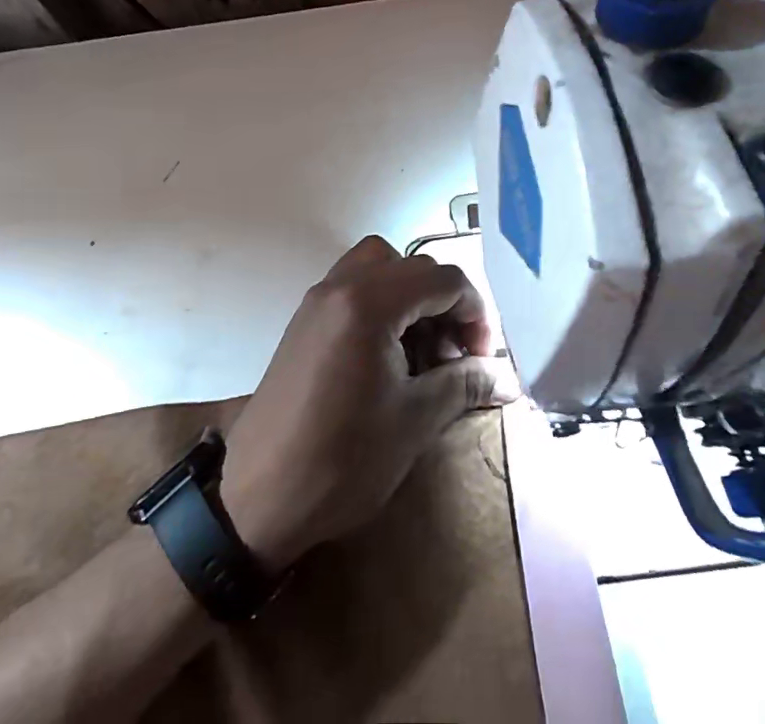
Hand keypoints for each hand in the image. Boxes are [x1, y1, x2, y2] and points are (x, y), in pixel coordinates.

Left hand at [221, 236, 518, 570]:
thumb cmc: (343, 457)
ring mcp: (316, 302)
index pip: (444, 279)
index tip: (483, 358)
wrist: (259, 498)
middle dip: (446, 303)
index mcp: (369, 302)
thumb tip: (505, 378)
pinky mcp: (304, 323)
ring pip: (380, 269)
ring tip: (423, 351)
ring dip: (412, 298)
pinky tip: (390, 356)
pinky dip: (382, 306)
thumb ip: (465, 384)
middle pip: (413, 267)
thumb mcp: (415, 419)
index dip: (476, 314)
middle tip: (456, 355)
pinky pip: (354, 290)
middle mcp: (340, 286)